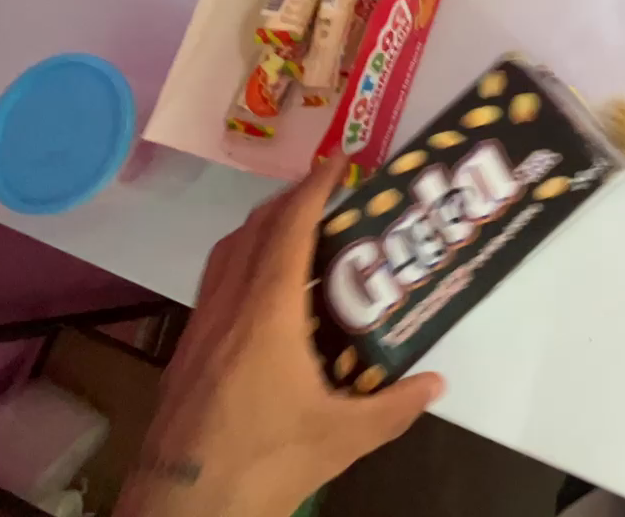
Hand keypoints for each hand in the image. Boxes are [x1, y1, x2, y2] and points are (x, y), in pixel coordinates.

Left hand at [117, 157, 443, 516]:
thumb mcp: (341, 439)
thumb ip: (395, 407)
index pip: (290, 229)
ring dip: (264, 225)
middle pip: (256, 229)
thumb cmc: (262, 465)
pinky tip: (268, 292)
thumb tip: (438, 382)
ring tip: (301, 229)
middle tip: (330, 191)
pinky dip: (245, 259)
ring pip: (229, 252)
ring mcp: (201, 328)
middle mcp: (229, 308)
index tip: (339, 160)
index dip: (315, 187)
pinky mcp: (186, 351)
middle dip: (292, 198)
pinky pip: (217, 280)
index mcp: (268, 314)